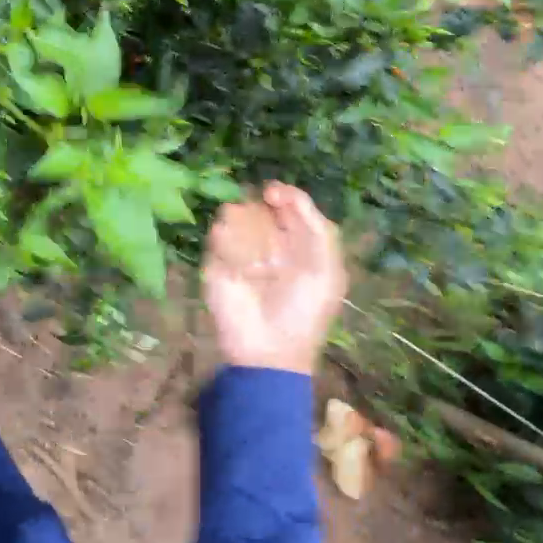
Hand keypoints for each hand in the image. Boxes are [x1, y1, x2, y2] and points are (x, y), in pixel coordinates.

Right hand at [202, 181, 346, 375]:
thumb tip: (286, 195)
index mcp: (296, 242)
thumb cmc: (304, 312)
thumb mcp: (327, 271)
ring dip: (245, 230)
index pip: (286, 205)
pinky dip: (229, 245)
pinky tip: (241, 268)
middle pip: (258, 206)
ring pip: (234, 216)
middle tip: (264, 230)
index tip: (272, 193)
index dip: (282, 194)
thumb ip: (318, 229)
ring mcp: (239, 251)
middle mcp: (266, 242)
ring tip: (257, 260)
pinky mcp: (216, 262)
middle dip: (260, 212)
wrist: (269, 350)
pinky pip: (218, 238)